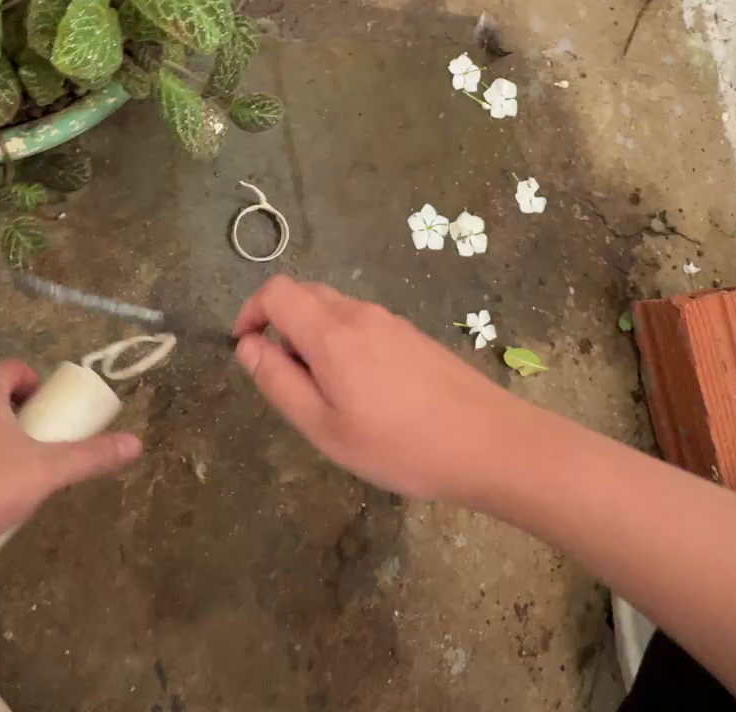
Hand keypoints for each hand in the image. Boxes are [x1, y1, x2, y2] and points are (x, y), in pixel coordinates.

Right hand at [232, 276, 528, 500]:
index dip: (251, 311)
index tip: (247, 348)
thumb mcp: (325, 427)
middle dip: (280, 325)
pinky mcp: (411, 335)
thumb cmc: (399, 445)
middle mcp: (360, 314)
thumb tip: (247, 346)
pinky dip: (341, 342)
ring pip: (333, 309)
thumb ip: (279, 382)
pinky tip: (364, 392)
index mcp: (332, 332)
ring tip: (328, 395)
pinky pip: (360, 323)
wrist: (489, 442)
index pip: (277, 291)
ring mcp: (390, 321)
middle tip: (287, 380)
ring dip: (312, 336)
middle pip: (304, 294)